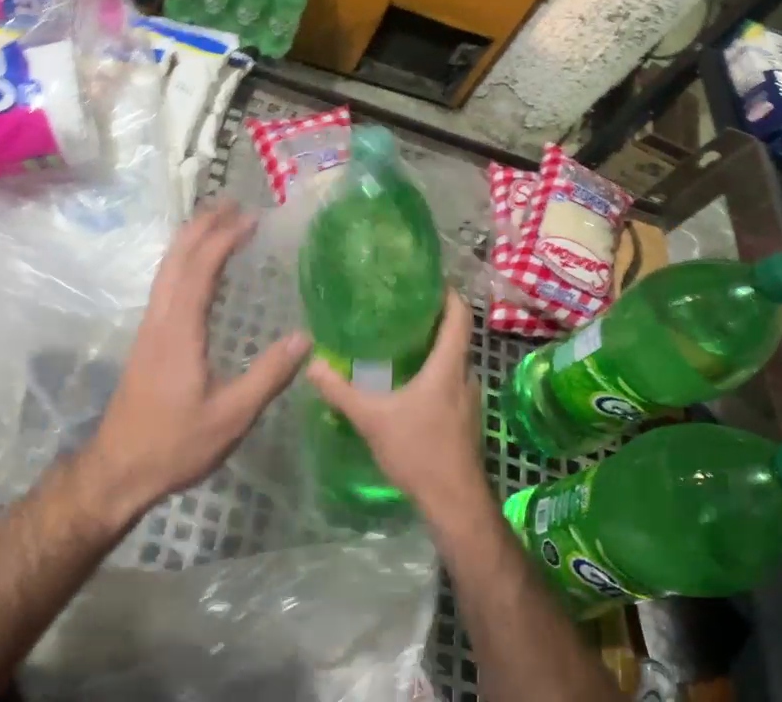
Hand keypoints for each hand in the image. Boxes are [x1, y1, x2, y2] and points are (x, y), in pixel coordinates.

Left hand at [82, 205, 309, 522]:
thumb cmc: (175, 444)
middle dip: (203, 225)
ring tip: (217, 223)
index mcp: (179, 330)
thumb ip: (268, 375)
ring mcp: (148, 328)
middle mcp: (160, 319)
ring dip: (190, 240)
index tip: (252, 218)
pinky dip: (184, 262)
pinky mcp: (146, 341)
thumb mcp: (231, 416)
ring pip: (165, 269)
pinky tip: (198, 271)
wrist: (118, 469)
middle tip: (233, 204)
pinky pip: (164, 284)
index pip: (201, 268)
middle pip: (176, 257)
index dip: (225, 238)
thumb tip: (305, 339)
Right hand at [307, 291, 487, 515]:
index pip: (459, 316)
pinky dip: (435, 373)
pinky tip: (409, 383)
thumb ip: (341, 391)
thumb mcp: (372, 419)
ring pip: (453, 362)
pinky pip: (451, 383)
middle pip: (456, 337)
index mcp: (448, 367)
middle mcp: (464, 377)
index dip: (448, 294)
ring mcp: (468, 400)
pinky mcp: (465, 420)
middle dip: (433, 320)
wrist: (455, 502)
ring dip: (433, 349)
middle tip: (400, 309)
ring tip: (400, 342)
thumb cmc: (418, 451)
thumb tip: (313, 364)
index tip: (428, 280)